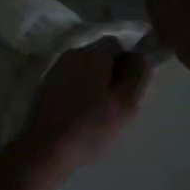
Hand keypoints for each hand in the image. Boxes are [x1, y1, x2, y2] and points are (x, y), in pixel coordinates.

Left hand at [21, 39, 152, 170]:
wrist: (46, 147)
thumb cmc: (91, 126)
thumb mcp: (125, 105)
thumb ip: (137, 76)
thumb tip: (143, 56)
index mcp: (94, 53)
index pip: (118, 42)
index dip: (129, 60)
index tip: (132, 84)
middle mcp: (74, 51)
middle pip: (100, 52)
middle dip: (112, 70)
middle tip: (119, 99)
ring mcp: (57, 66)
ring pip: (84, 65)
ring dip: (95, 79)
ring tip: (101, 107)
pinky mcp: (46, 82)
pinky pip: (70, 77)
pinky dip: (79, 87)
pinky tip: (81, 110)